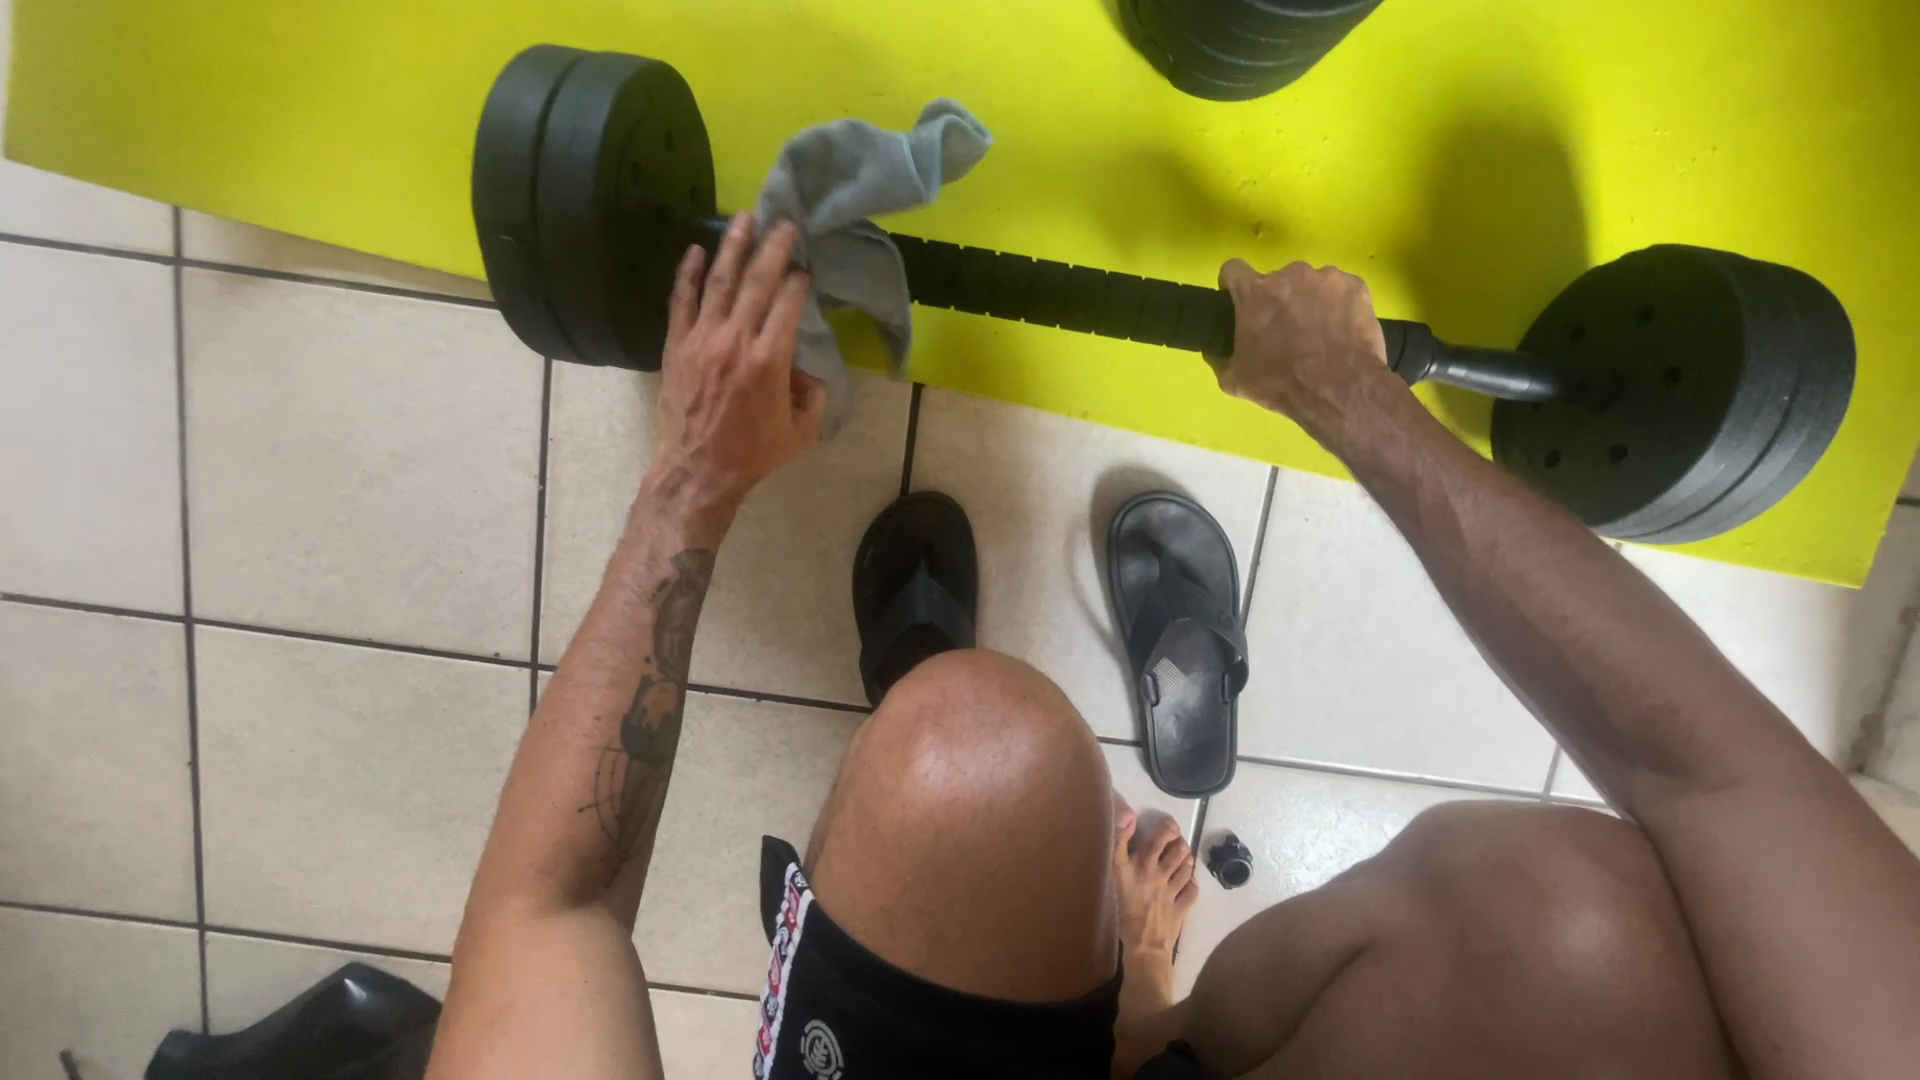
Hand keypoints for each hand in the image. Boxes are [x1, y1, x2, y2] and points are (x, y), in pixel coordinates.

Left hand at [649, 213, 827, 515]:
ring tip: (743, 218)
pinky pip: (681, 301)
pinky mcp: (677, 345)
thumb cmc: (754, 453)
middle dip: (773, 249)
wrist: (699, 469)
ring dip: (733, 247)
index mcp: (769, 360)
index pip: (787, 304)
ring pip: (718, 282)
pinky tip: (694, 250)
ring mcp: (701, 339)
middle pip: (757, 282)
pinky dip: (686, 273)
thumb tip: (807, 373)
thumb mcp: (802, 432)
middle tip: (784, 222)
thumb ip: (814, 397)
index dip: (798, 283)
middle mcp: (735, 340)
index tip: (805, 270)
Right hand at [1214, 259, 1394, 440]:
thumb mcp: (1234, 380)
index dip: (1233, 286)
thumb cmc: (1280, 383)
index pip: (1233, 269)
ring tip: (1317, 333)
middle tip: (1284, 331)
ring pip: (1310, 284)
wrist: (1339, 390)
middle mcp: (1290, 274)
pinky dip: (1337, 306)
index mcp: (1255, 293)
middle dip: (1277, 300)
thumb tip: (1215, 350)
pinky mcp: (1356, 286)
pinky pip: (1340, 290)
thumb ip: (1219, 357)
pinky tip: (1340, 331)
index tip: (1239, 302)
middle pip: (1276, 280)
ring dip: (1308, 302)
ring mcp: (1327, 277)